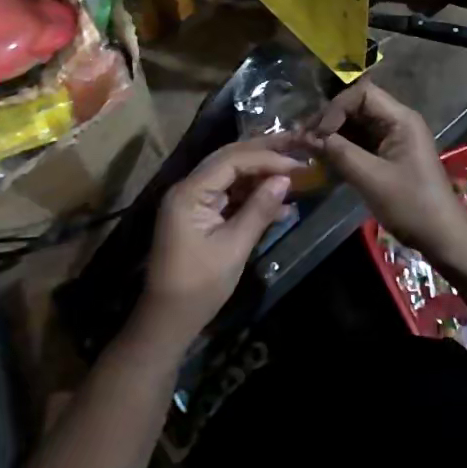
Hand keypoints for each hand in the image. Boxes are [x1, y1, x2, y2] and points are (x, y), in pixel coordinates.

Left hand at [141, 136, 303, 339]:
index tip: (298, 165)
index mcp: (190, 193)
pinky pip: (229, 195)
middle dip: (264, 153)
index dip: (267, 158)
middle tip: (297, 147)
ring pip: (231, 175)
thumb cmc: (200, 285)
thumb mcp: (235, 246)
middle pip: (230, 159)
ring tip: (294, 173)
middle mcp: (188, 189)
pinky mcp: (200, 215)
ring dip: (261, 174)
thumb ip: (260, 209)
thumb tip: (286, 179)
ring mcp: (193, 201)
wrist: (168, 320)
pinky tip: (280, 203)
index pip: (232, 160)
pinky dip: (253, 195)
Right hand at [313, 83, 466, 258]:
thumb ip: (339, 153)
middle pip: (356, 107)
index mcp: (400, 119)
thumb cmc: (411, 204)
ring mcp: (393, 139)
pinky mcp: (388, 156)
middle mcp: (397, 122)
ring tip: (305, 148)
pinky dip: (341, 148)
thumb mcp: (371, 178)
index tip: (318, 133)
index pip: (361, 93)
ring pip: (355, 126)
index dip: (335, 108)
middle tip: (302, 139)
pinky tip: (321, 160)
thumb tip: (307, 137)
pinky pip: (360, 143)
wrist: (441, 235)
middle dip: (329, 120)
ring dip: (331, 135)